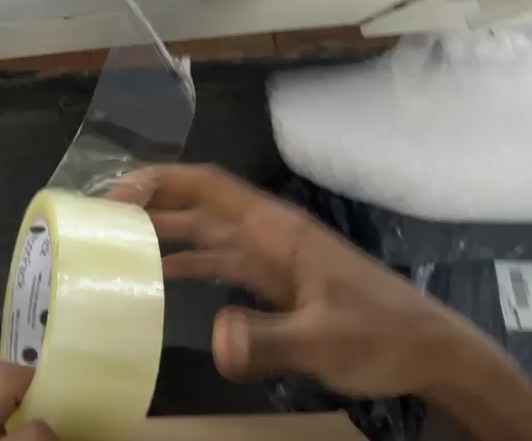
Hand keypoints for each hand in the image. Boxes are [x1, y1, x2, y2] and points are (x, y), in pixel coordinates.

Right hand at [113, 164, 484, 398]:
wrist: (427, 349)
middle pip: (201, 205)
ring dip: (167, 232)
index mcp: (276, 229)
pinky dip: (189, 265)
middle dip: (155, 202)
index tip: (123, 190)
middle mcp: (267, 234)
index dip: (165, 181)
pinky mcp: (275, 283)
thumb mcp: (324, 339)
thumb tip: (213, 341)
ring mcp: (271, 258)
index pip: (212, 187)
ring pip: (207, 233)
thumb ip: (268, 339)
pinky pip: (221, 265)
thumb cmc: (380, 333)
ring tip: (120, 239)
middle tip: (104, 214)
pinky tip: (163, 278)